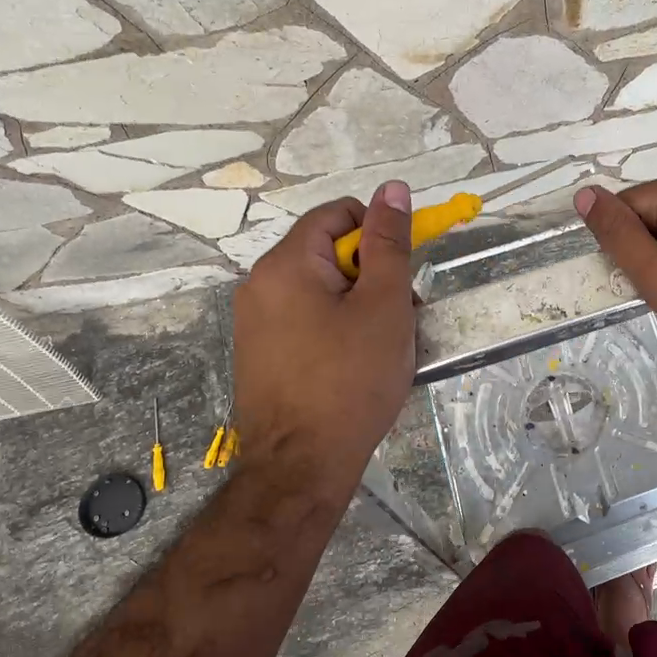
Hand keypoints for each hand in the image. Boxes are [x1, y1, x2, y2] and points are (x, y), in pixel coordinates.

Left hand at [233, 181, 414, 482]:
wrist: (301, 467)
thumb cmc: (351, 380)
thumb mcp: (384, 305)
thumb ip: (390, 242)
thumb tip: (393, 189)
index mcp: (286, 263)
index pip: (339, 213)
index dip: (378, 232)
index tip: (402, 273)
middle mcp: (260, 283)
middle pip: (329, 250)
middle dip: (371, 273)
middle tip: (398, 315)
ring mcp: (255, 320)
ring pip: (321, 287)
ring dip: (357, 303)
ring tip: (380, 346)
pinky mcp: (259, 352)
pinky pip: (305, 317)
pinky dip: (335, 327)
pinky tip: (354, 364)